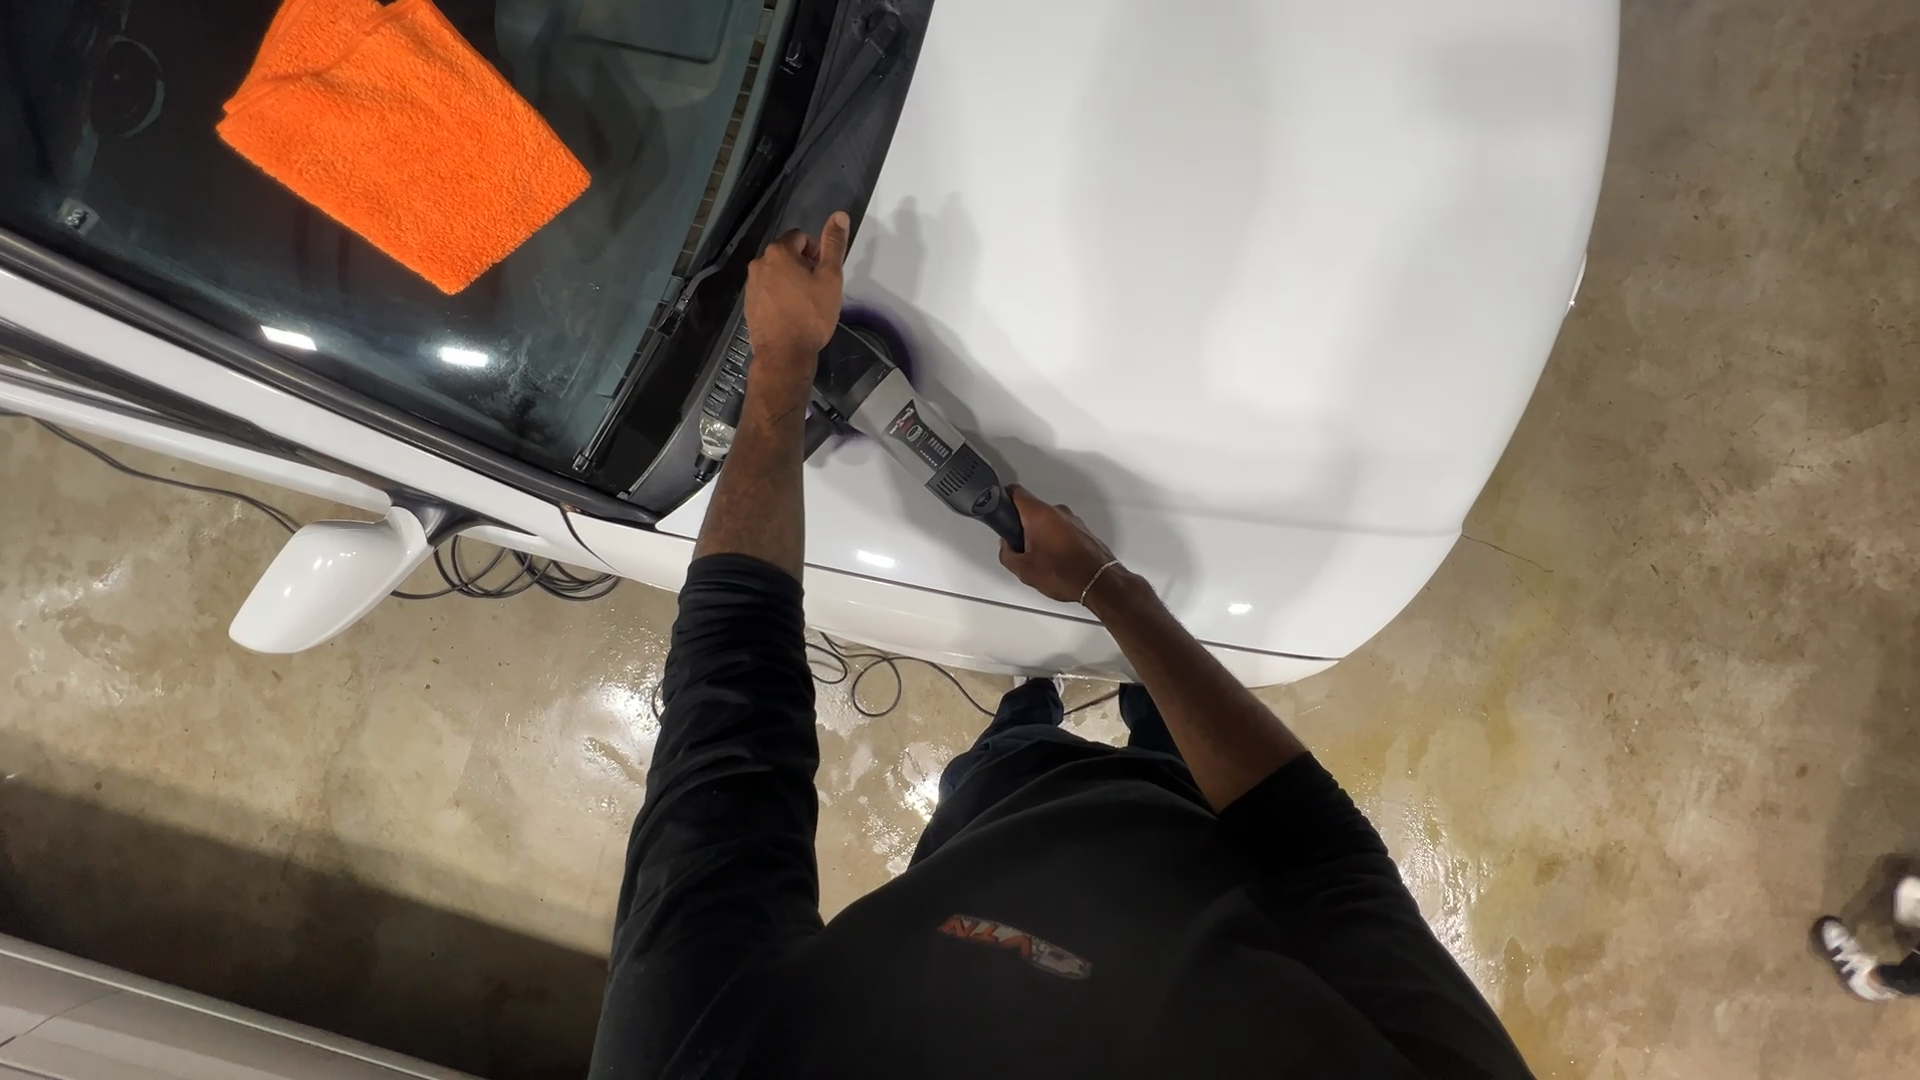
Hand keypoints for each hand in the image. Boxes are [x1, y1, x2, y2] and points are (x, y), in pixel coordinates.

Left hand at [745, 211, 850, 387]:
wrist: (784, 354)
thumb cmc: (811, 316)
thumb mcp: (830, 279)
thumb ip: (834, 245)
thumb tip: (840, 215)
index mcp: (779, 252)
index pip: (800, 237)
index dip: (816, 251)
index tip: (824, 272)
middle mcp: (759, 263)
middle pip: (786, 255)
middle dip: (803, 266)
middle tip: (818, 290)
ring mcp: (751, 285)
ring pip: (776, 274)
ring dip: (791, 282)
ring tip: (805, 304)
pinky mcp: (749, 304)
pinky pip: (768, 291)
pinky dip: (780, 297)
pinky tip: (791, 315)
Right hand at [998, 486, 1119, 603]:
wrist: (1098, 582)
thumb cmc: (1066, 573)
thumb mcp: (1024, 570)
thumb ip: (1007, 555)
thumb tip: (1006, 548)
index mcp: (1038, 515)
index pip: (1016, 492)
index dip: (1005, 496)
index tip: (1001, 504)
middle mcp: (1057, 511)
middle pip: (1032, 508)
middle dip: (1024, 524)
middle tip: (1021, 545)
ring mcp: (1073, 519)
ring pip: (1049, 520)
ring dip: (1042, 533)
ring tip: (1042, 557)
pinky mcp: (1084, 530)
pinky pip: (1063, 529)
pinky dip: (1057, 539)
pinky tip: (1057, 559)